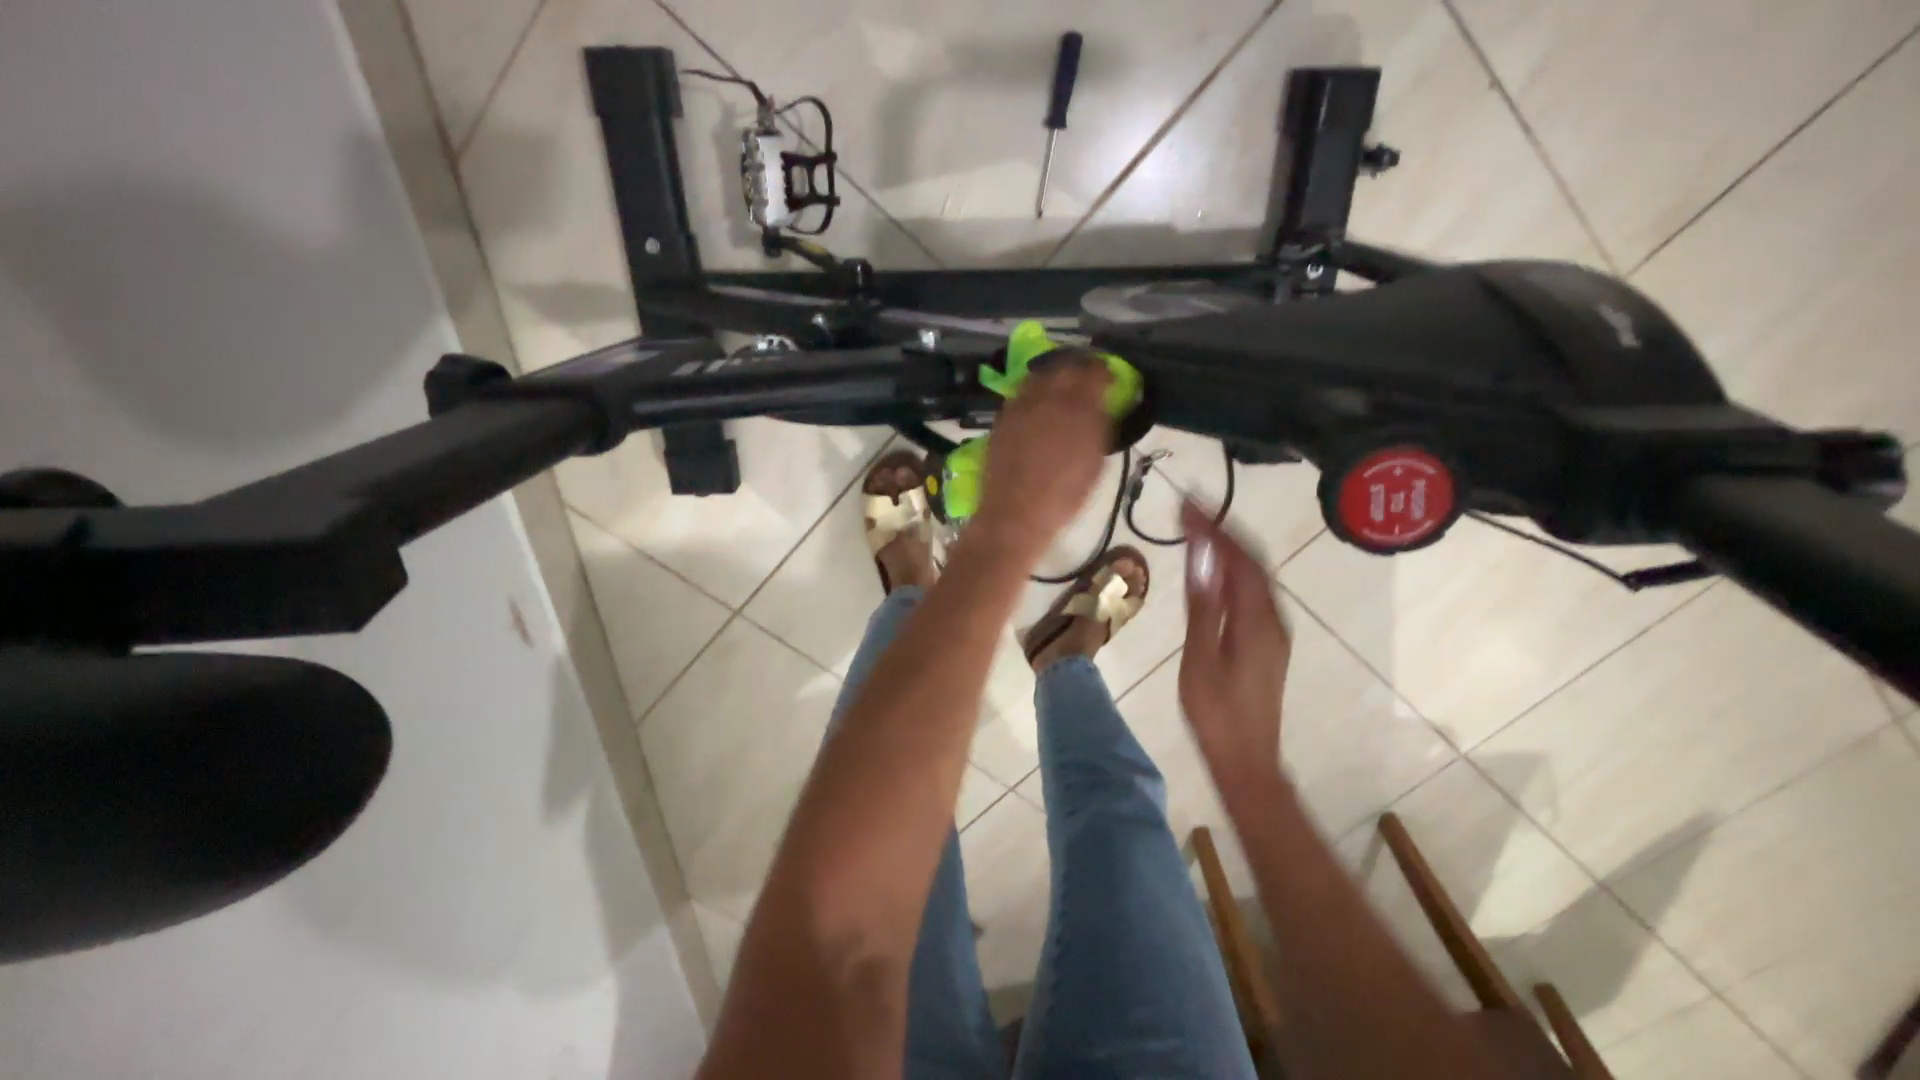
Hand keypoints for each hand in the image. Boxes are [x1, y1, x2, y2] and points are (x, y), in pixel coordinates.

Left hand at [973, 354, 1112, 558]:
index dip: (1104, 371)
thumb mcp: (1094, 466)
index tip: (1109, 375)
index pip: (1095, 374)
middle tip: (1086, 374)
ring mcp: (1022, 407)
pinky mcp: (1003, 417)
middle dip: (1079, 367)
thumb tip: (1103, 408)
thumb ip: (1100, 429)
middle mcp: (1049, 401)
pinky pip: (1020, 392)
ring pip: (1040, 375)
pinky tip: (1037, 399)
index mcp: (1079, 411)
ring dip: (1054, 373)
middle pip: (1066, 367)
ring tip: (1061, 381)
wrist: (1015, 515)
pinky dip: (1033, 389)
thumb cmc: (1063, 499)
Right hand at [1178, 503, 1291, 782]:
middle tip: (1189, 509)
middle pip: (1252, 560)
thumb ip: (1203, 605)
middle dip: (1221, 530)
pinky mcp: (1268, 642)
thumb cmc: (1216, 713)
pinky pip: (1253, 592)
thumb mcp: (1201, 658)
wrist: (1247, 759)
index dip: (1212, 526)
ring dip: (1229, 548)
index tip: (1185, 503)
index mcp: (1257, 618)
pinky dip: (1233, 571)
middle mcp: (1273, 617)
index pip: (1237, 557)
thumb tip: (1201, 557)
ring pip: (1255, 576)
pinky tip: (1214, 572)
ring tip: (1198, 530)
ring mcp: (1274, 630)